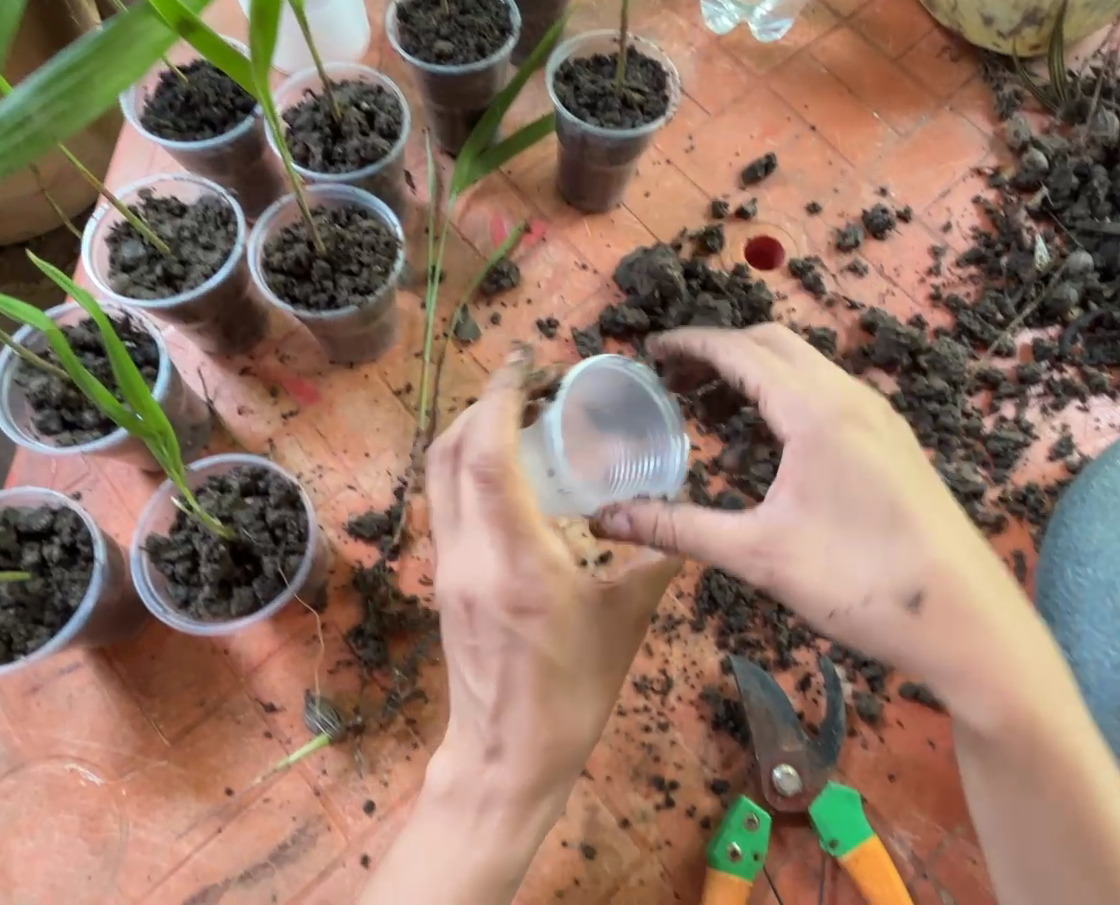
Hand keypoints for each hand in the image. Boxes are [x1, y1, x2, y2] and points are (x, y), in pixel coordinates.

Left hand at [425, 347, 681, 813]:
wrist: (506, 758)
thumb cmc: (571, 694)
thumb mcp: (625, 622)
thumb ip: (653, 559)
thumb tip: (679, 515)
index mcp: (516, 560)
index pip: (486, 455)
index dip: (502, 396)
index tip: (528, 361)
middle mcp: (469, 553)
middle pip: (451, 450)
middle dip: (486, 401)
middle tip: (531, 382)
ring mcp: (447, 564)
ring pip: (440, 472)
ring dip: (472, 429)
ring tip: (519, 412)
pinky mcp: (443, 576)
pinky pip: (446, 498)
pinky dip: (468, 463)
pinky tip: (508, 466)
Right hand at [594, 324, 1043, 726]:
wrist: (972, 625)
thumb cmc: (861, 583)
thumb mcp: (760, 556)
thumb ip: (678, 529)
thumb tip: (603, 521)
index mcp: (817, 410)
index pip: (741, 351)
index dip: (690, 344)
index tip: (649, 349)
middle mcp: (851, 397)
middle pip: (774, 344)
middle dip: (719, 350)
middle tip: (673, 379)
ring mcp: (880, 416)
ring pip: (805, 365)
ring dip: (753, 370)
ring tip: (708, 405)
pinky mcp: (893, 440)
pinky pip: (827, 390)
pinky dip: (784, 391)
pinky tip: (766, 435)